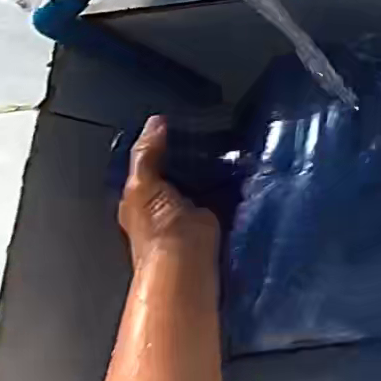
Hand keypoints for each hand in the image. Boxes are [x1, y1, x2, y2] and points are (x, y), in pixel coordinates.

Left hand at [120, 116, 218, 268]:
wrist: (186, 261)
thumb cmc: (156, 227)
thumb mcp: (141, 183)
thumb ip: (146, 152)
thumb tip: (156, 121)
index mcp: (141, 193)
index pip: (151, 159)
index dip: (163, 140)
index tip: (181, 120)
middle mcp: (165, 199)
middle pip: (180, 165)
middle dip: (193, 149)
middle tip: (210, 125)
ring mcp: (192, 206)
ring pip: (203, 174)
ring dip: (215, 162)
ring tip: (229, 137)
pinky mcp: (217, 211)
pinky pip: (224, 186)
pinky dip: (232, 176)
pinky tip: (239, 160)